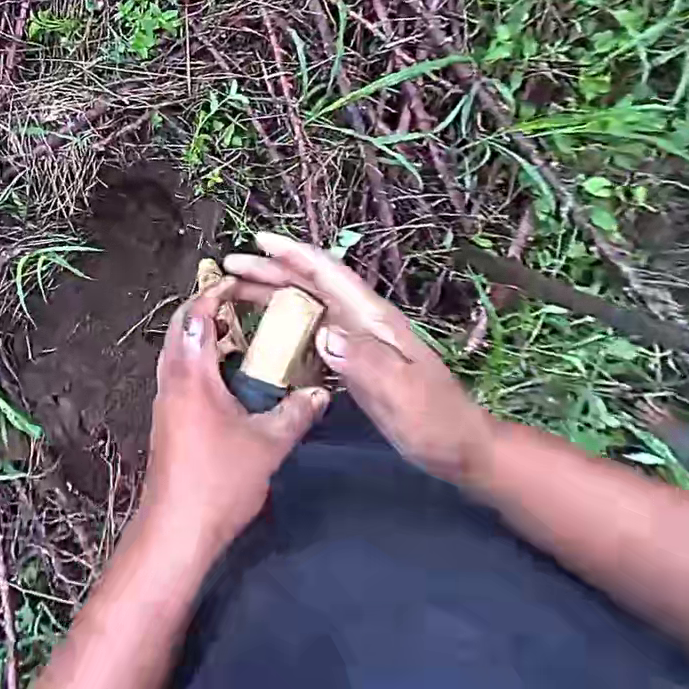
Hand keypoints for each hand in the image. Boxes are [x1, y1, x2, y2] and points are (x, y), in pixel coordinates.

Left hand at [138, 277, 329, 554]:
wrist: (176, 528)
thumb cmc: (220, 479)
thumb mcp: (268, 444)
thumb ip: (295, 413)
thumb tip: (321, 392)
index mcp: (191, 373)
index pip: (196, 316)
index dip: (214, 292)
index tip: (237, 282)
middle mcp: (171, 378)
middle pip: (181, 326)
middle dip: (206, 308)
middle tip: (239, 304)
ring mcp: (165, 398)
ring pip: (178, 349)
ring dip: (203, 335)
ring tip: (239, 336)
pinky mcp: (166, 416)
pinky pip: (180, 371)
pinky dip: (200, 359)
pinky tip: (227, 378)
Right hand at [224, 232, 495, 481]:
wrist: (460, 448)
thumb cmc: (435, 420)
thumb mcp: (405, 393)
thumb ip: (367, 362)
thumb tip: (324, 334)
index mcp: (371, 317)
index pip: (327, 273)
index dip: (292, 253)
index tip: (258, 241)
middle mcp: (359, 319)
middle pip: (308, 282)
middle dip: (269, 269)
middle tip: (229, 266)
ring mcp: (354, 337)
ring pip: (304, 303)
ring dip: (270, 292)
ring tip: (234, 291)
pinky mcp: (349, 358)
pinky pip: (307, 329)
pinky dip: (281, 322)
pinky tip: (262, 331)